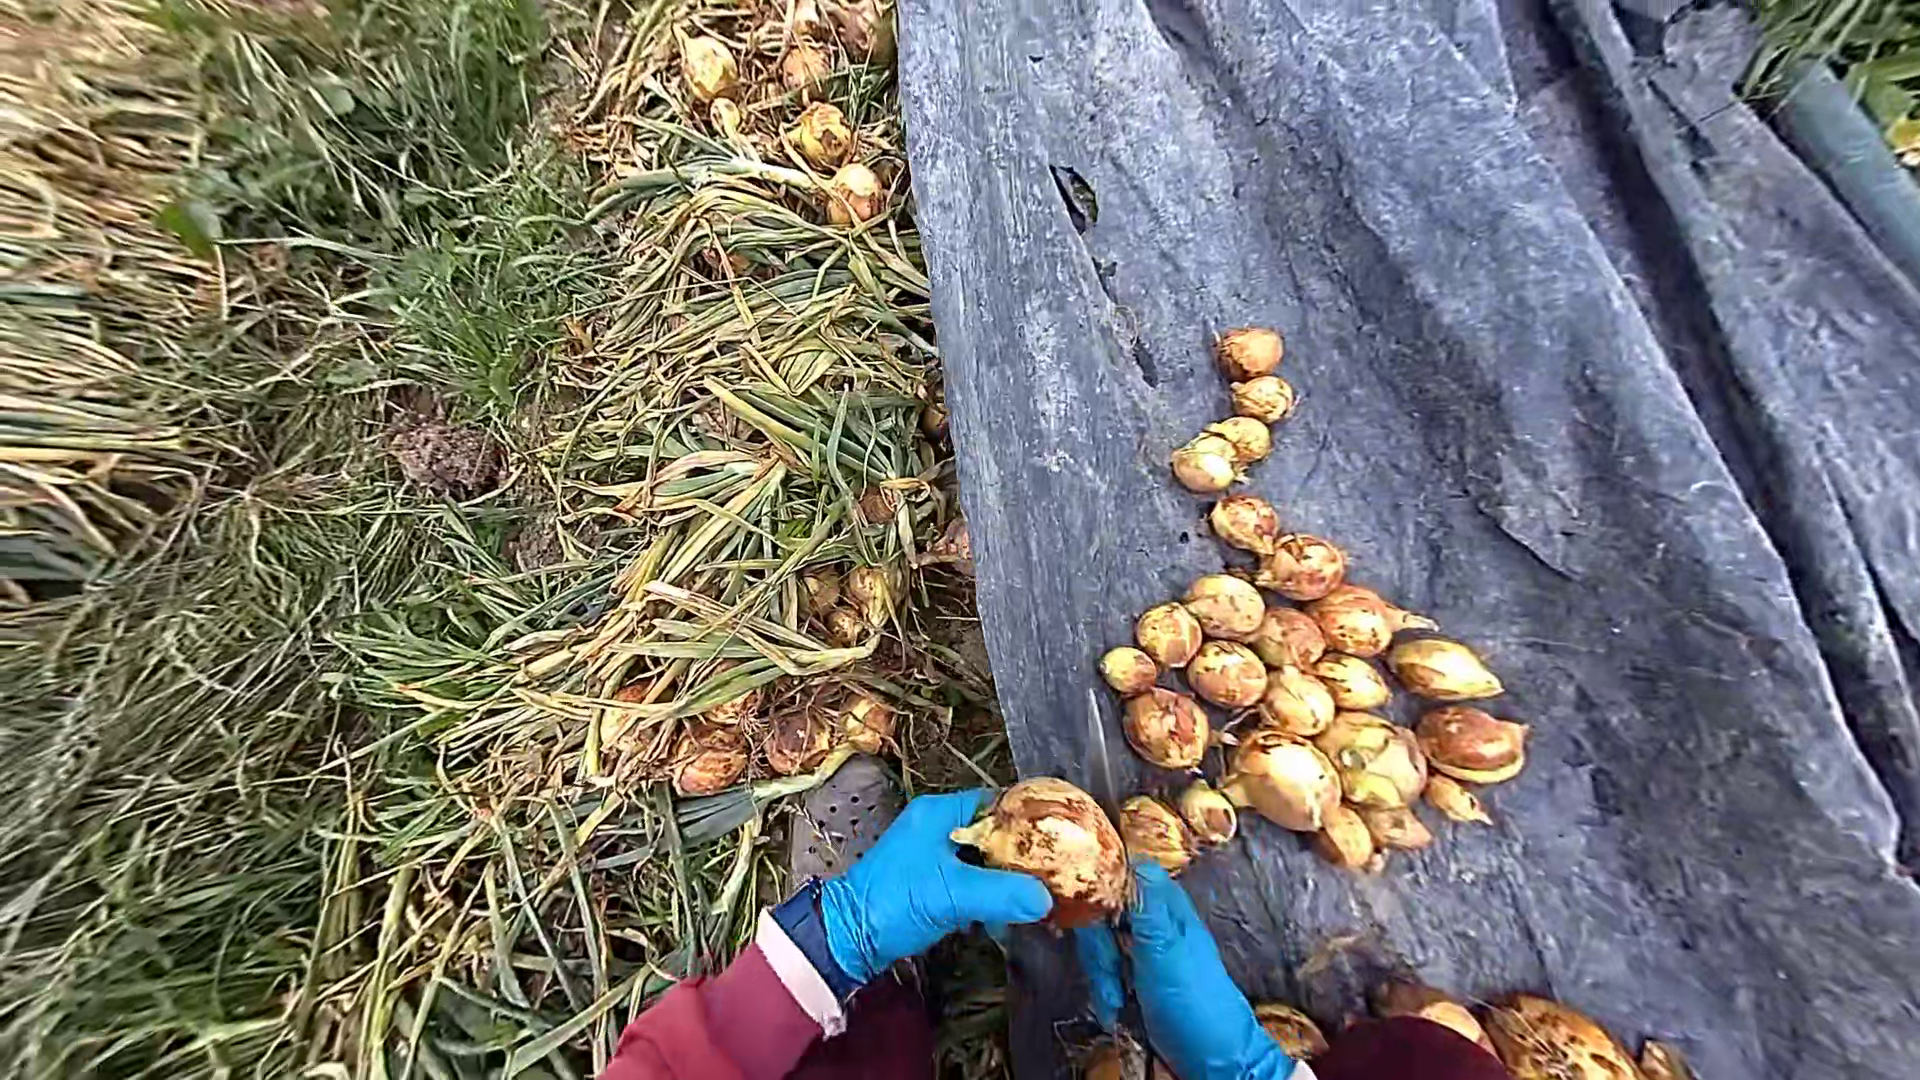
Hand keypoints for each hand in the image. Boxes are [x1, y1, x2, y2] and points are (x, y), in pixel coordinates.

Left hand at [820, 789, 1052, 982]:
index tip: (1052, 835)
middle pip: (990, 829)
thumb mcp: (952, 894)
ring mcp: (930, 850)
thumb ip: (1000, 893)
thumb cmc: (899, 900)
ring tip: (1033, 893)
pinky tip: (1004, 910)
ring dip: (1002, 874)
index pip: (994, 802)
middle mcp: (936, 823)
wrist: (850, 935)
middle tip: (1047, 870)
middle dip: (1017, 851)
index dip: (1023, 818)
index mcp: (940, 811)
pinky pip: (968, 875)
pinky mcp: (928, 876)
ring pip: (980, 855)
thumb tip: (1045, 898)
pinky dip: (986, 889)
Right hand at [1076, 862, 1295, 1079]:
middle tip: (1111, 972)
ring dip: (1100, 971)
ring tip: (1116, 1000)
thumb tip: (1130, 853)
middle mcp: (1151, 916)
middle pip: (1102, 907)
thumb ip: (1145, 901)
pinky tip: (1114, 1006)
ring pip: (1099, 939)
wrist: (1216, 1066)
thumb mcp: (1166, 947)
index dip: (1099, 890)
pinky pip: (1103, 966)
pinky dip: (1103, 987)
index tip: (1092, 918)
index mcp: (1162, 901)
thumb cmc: (1194, 1003)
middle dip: (1098, 944)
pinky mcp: (1134, 974)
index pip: (1118, 871)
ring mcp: (1142, 946)